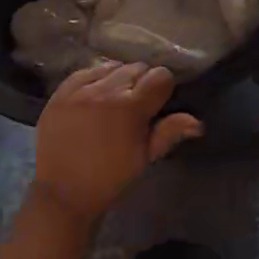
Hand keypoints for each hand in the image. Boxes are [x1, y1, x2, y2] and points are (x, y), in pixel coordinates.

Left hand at [32, 61, 202, 220]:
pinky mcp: (60, 92)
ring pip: (113, 66)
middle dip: (142, 83)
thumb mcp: (145, 157)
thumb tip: (198, 122)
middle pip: (137, 68)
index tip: (157, 104)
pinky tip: (95, 97)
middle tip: (135, 106)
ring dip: (119, 79)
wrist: (62, 193)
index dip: (163, 88)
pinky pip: (87, 70)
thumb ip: (170, 132)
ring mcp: (80, 90)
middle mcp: (105, 92)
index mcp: (130, 109)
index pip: (160, 76)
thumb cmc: (111, 177)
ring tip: (114, 101)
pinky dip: (96, 79)